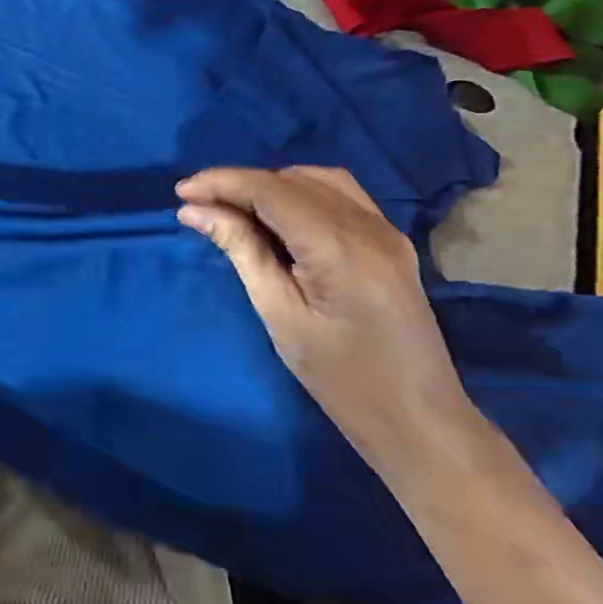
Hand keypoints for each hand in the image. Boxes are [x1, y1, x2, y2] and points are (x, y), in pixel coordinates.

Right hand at [176, 167, 478, 467]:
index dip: (223, 182)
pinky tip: (278, 215)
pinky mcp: (391, 240)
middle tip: (200, 205)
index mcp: (341, 249)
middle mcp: (369, 226)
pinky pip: (340, 194)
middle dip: (241, 184)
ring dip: (271, 184)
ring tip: (234, 207)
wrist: (421, 424)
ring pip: (318, 179)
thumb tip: (195, 210)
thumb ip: (242, 251)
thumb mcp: (281, 316)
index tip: (181, 191)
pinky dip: (301, 193)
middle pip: (293, 180)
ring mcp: (386, 230)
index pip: (271, 190)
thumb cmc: (343, 383)